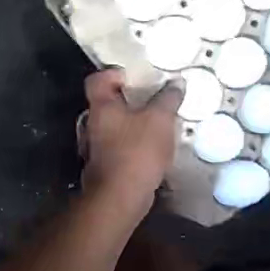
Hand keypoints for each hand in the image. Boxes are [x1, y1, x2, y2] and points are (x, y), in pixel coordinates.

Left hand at [81, 69, 182, 209]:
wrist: (120, 196)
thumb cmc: (137, 151)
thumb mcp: (160, 119)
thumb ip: (168, 99)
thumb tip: (177, 83)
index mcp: (101, 107)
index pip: (97, 80)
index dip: (113, 74)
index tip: (134, 78)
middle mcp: (92, 125)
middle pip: (106, 104)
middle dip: (128, 101)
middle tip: (152, 101)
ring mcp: (95, 148)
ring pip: (113, 128)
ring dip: (131, 125)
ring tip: (156, 126)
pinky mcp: (104, 168)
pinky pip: (118, 148)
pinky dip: (132, 146)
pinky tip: (151, 151)